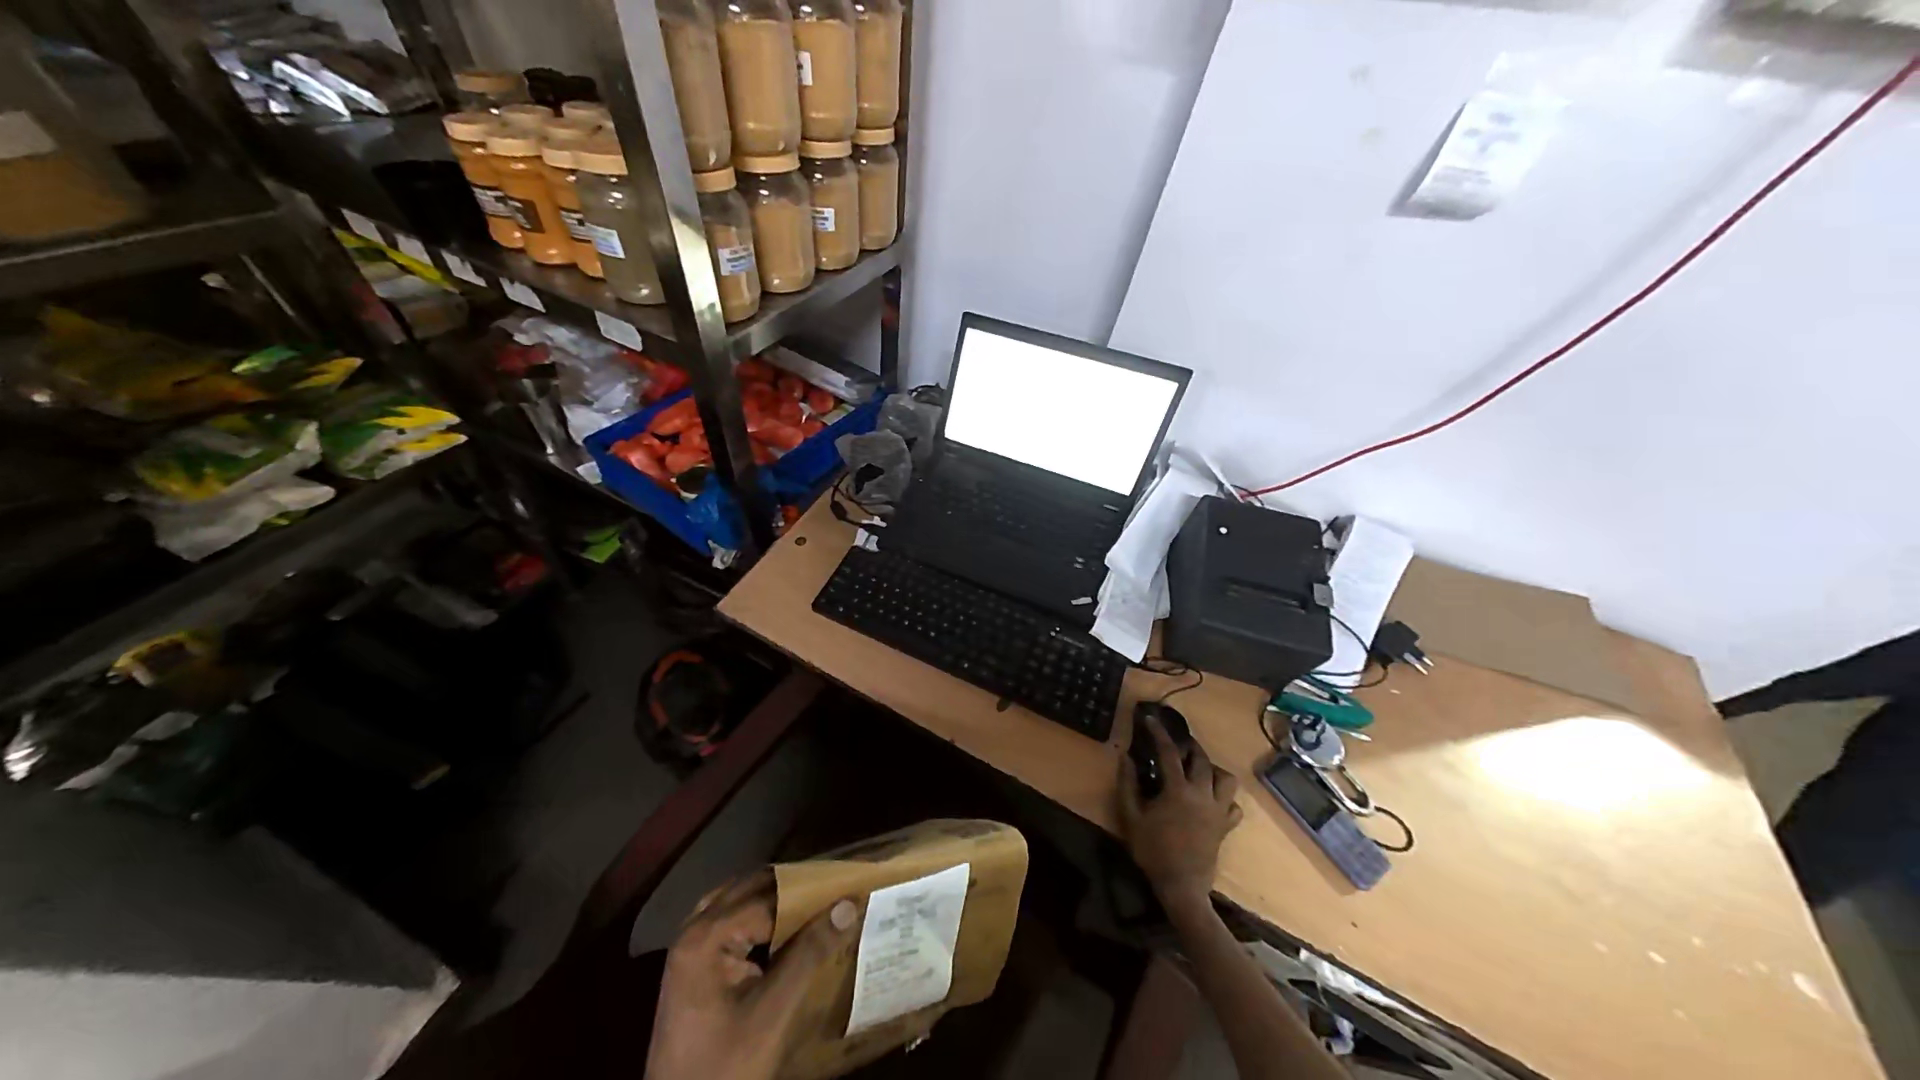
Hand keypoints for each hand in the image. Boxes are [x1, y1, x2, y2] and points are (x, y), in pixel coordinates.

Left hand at [645, 873, 857, 1079]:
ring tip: (815, 907)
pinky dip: (755, 918)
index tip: (844, 887)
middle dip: (792, 888)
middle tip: (834, 892)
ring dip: (773, 901)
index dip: (809, 893)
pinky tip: (782, 932)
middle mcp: (692, 931)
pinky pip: (727, 923)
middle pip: (749, 889)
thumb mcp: (773, 1012)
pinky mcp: (691, 969)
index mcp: (707, 936)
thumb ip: (809, 953)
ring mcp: (688, 950)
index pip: (769, 897)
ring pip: (737, 902)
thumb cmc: (726, 1068)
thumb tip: (847, 904)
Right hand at [1117, 714, 1242, 909]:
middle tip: (1177, 742)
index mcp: (1178, 791)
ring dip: (1212, 769)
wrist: (1181, 887)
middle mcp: (1203, 795)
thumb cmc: (1153, 851)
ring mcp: (1218, 811)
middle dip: (1190, 746)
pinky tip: (1212, 799)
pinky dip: (1225, 798)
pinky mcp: (1225, 827)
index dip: (1159, 733)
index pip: (1169, 753)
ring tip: (1198, 769)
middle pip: (1202, 760)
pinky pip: (1233, 805)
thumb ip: (1128, 786)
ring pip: (1226, 779)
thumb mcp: (1131, 818)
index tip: (1150, 719)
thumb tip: (1126, 759)